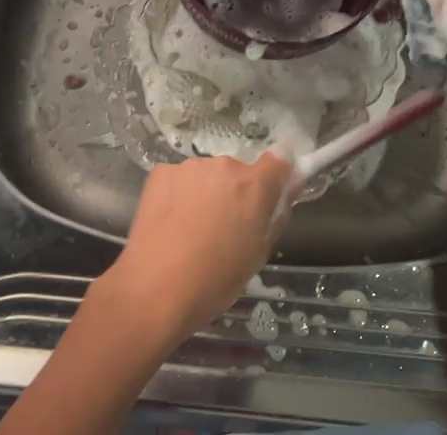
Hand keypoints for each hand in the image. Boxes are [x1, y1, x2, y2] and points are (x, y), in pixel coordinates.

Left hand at [96, 153, 291, 344]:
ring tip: (192, 229)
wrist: (155, 288)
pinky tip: (171, 222)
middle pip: (238, 172)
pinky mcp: (161, 172)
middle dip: (235, 192)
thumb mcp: (258, 253)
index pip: (279, 159)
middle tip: (224, 227)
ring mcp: (189, 167)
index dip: (277, 173)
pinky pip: (180, 179)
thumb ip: (276, 214)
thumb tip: (291, 185)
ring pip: (207, 175)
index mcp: (254, 186)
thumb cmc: (215, 280)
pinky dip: (179, 194)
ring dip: (206, 192)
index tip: (272, 190)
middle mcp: (223, 166)